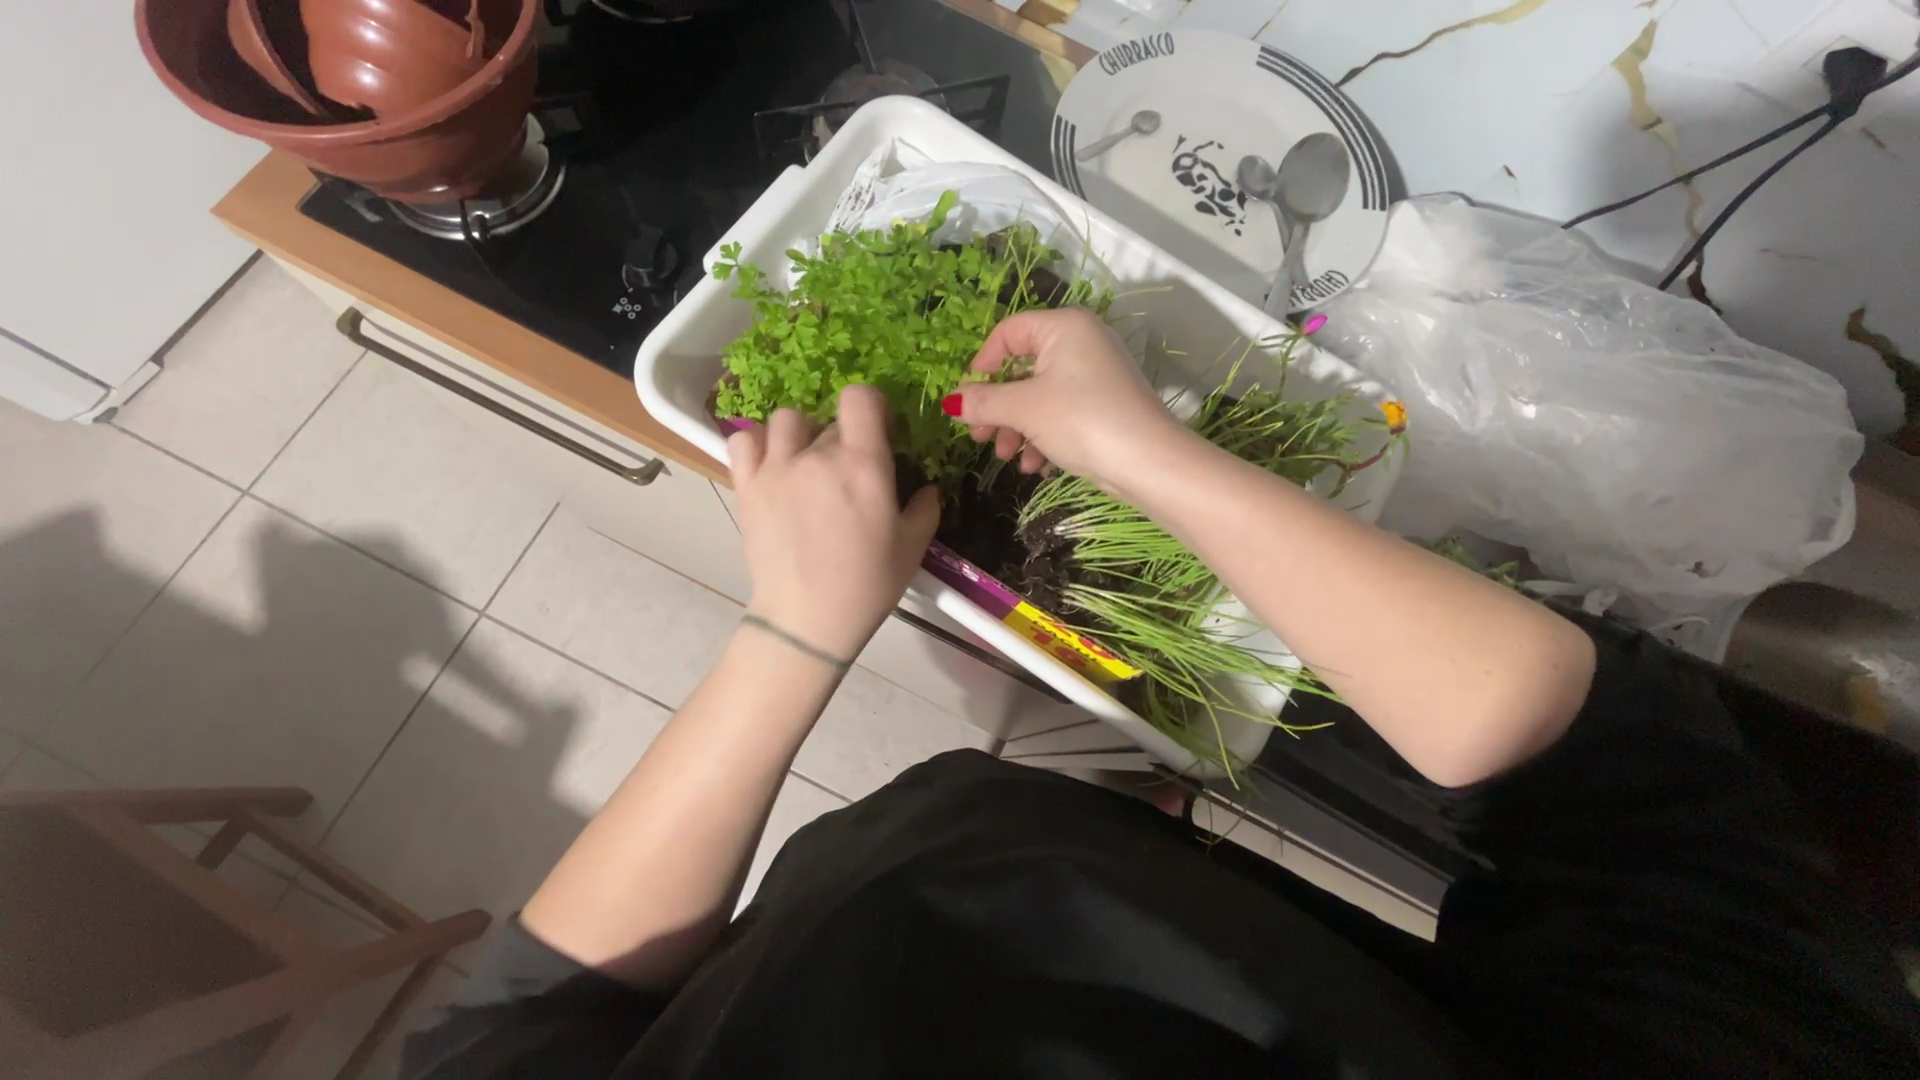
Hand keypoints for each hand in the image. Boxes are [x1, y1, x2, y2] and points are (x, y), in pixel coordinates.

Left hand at [726, 384, 940, 662]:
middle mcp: (817, 456)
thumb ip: (925, 508)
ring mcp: (776, 469)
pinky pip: (743, 440)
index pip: (861, 397)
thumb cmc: (867, 585)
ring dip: (801, 435)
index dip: (872, 406)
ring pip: (787, 421)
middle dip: (844, 439)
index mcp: (863, 465)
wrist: (808, 619)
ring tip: (807, 464)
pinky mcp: (747, 487)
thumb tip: (925, 489)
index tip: (878, 430)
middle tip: (849, 474)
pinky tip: (772, 465)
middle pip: (830, 420)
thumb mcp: (913, 547)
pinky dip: (757, 444)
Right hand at [944, 308, 1186, 491]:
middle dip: (998, 407)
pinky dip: (1044, 436)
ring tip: (1007, 458)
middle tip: (980, 436)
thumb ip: (983, 402)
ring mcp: (1096, 374)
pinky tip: (1036, 466)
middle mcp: (1082, 342)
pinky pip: (1063, 413)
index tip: (967, 397)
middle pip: (1023, 369)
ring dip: (1018, 428)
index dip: (982, 364)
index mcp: (1063, 327)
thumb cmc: (1081, 420)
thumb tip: (951, 402)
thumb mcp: (1024, 409)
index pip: (1008, 332)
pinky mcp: (1105, 404)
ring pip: (1040, 396)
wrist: (1148, 460)